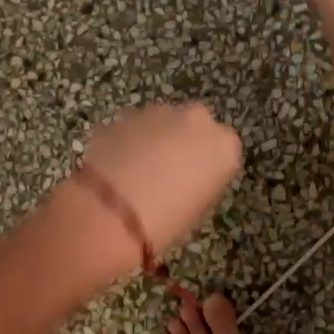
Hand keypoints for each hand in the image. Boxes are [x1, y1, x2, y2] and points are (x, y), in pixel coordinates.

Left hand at [80, 104, 241, 262]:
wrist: (109, 212)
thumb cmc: (164, 221)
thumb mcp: (197, 209)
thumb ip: (199, 182)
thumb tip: (186, 177)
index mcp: (224, 146)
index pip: (224, 149)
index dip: (207, 165)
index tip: (195, 181)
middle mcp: (197, 120)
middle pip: (195, 127)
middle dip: (182, 142)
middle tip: (165, 172)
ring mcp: (159, 111)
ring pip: (163, 122)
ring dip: (154, 139)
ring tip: (136, 170)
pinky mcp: (126, 113)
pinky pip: (134, 127)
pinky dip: (129, 140)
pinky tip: (116, 165)